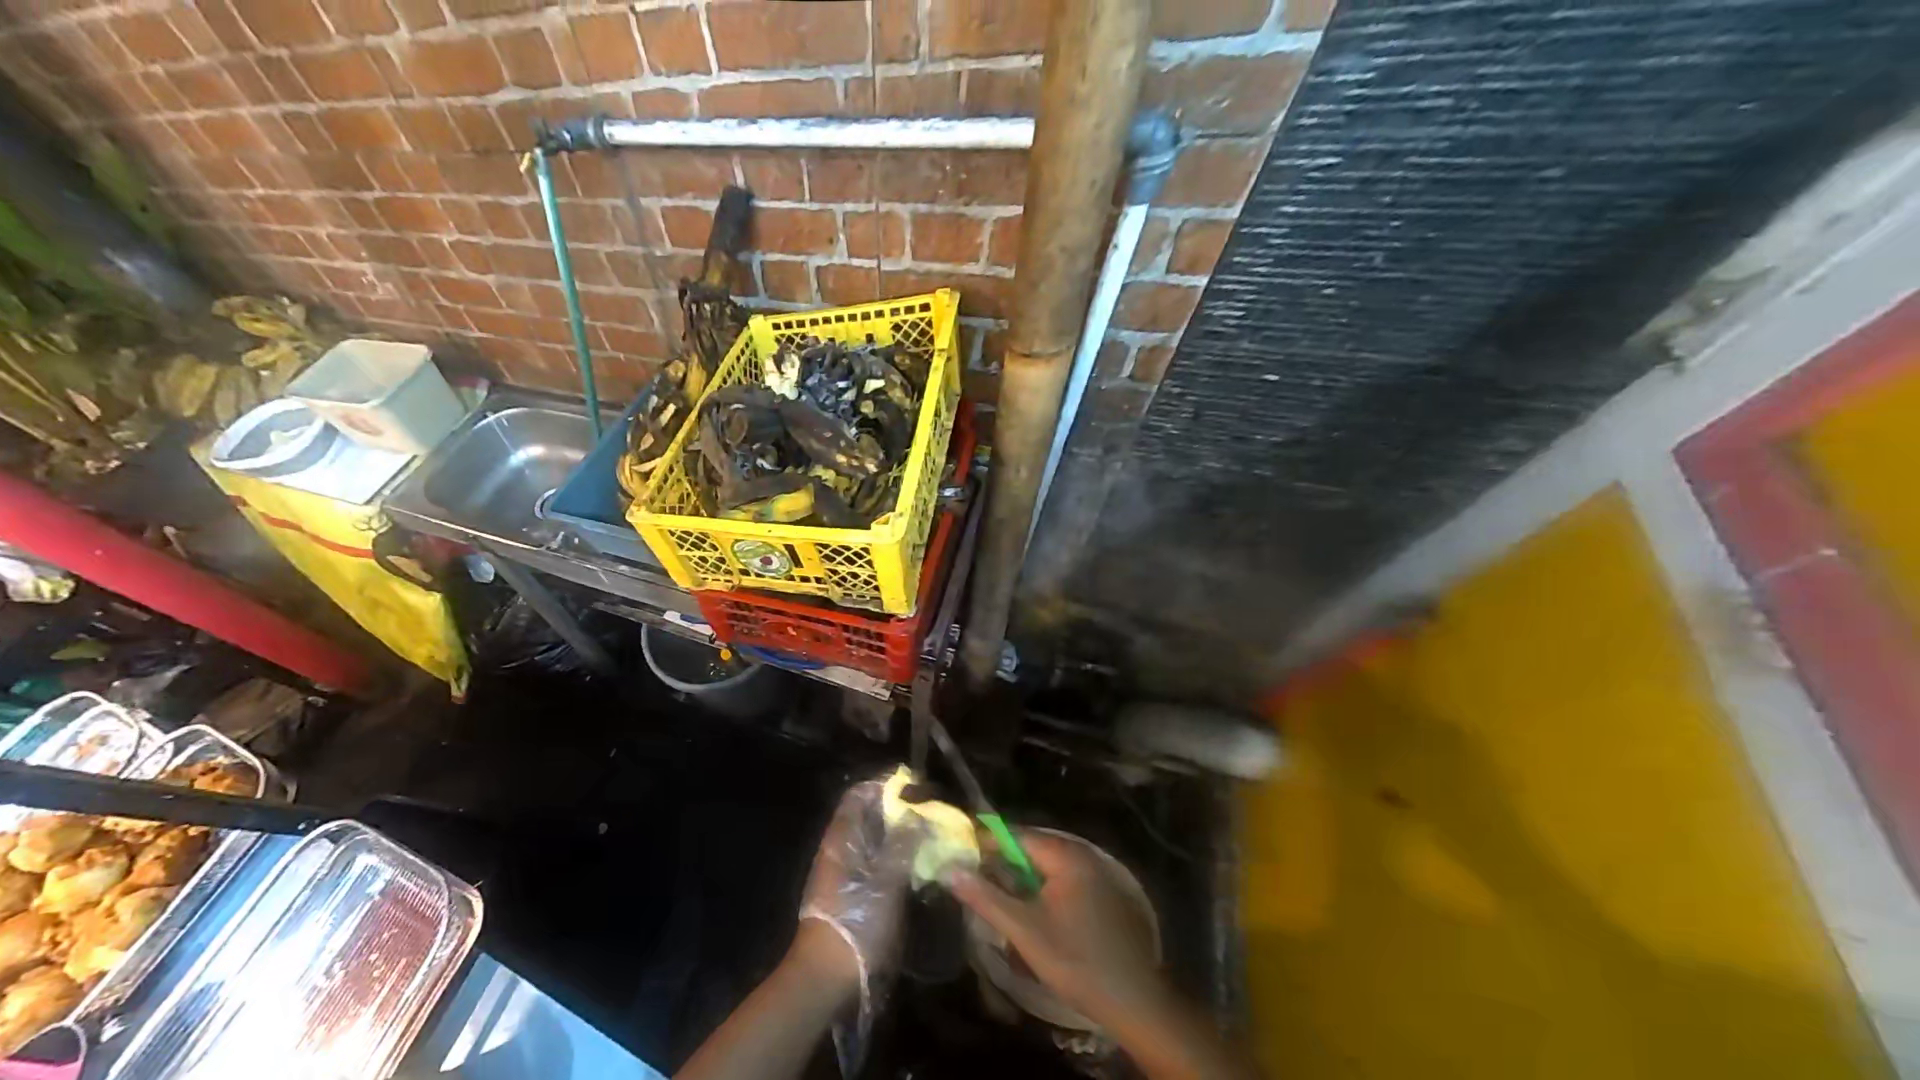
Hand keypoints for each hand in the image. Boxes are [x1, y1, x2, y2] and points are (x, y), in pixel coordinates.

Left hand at [796, 778, 916, 1008]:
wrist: (826, 978)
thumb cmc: (855, 922)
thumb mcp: (885, 881)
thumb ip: (902, 845)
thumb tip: (918, 815)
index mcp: (840, 839)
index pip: (857, 796)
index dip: (882, 786)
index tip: (913, 785)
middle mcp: (838, 850)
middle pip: (866, 817)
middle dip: (896, 810)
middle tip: (929, 810)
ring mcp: (842, 874)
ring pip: (872, 841)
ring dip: (897, 834)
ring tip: (929, 834)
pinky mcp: (851, 895)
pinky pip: (875, 863)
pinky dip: (894, 857)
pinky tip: (916, 865)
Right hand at [947, 831, 1165, 1029]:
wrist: (1132, 999)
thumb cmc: (1074, 960)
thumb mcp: (1023, 929)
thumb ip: (985, 896)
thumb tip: (951, 870)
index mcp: (1065, 855)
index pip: (1016, 835)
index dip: (986, 843)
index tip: (961, 855)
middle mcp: (1083, 855)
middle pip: (1032, 849)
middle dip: (1003, 864)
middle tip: (977, 882)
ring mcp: (1097, 873)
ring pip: (1047, 867)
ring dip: (1023, 881)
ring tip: (1001, 901)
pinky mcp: (1104, 894)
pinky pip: (1064, 880)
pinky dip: (1043, 890)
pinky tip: (1033, 914)